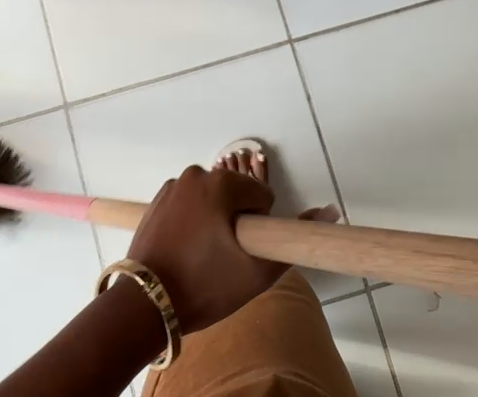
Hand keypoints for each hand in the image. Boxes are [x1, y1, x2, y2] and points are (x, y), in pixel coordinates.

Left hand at [125, 165, 288, 332]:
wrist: (147, 303)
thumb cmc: (206, 285)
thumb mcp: (258, 271)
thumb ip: (295, 240)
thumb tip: (330, 210)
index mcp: (219, 183)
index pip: (260, 196)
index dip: (259, 227)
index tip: (244, 252)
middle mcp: (194, 174)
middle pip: (234, 195)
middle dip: (236, 221)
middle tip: (225, 257)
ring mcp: (172, 186)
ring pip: (210, 200)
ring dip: (214, 220)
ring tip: (204, 256)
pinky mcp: (156, 201)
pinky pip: (188, 205)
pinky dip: (193, 221)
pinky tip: (186, 250)